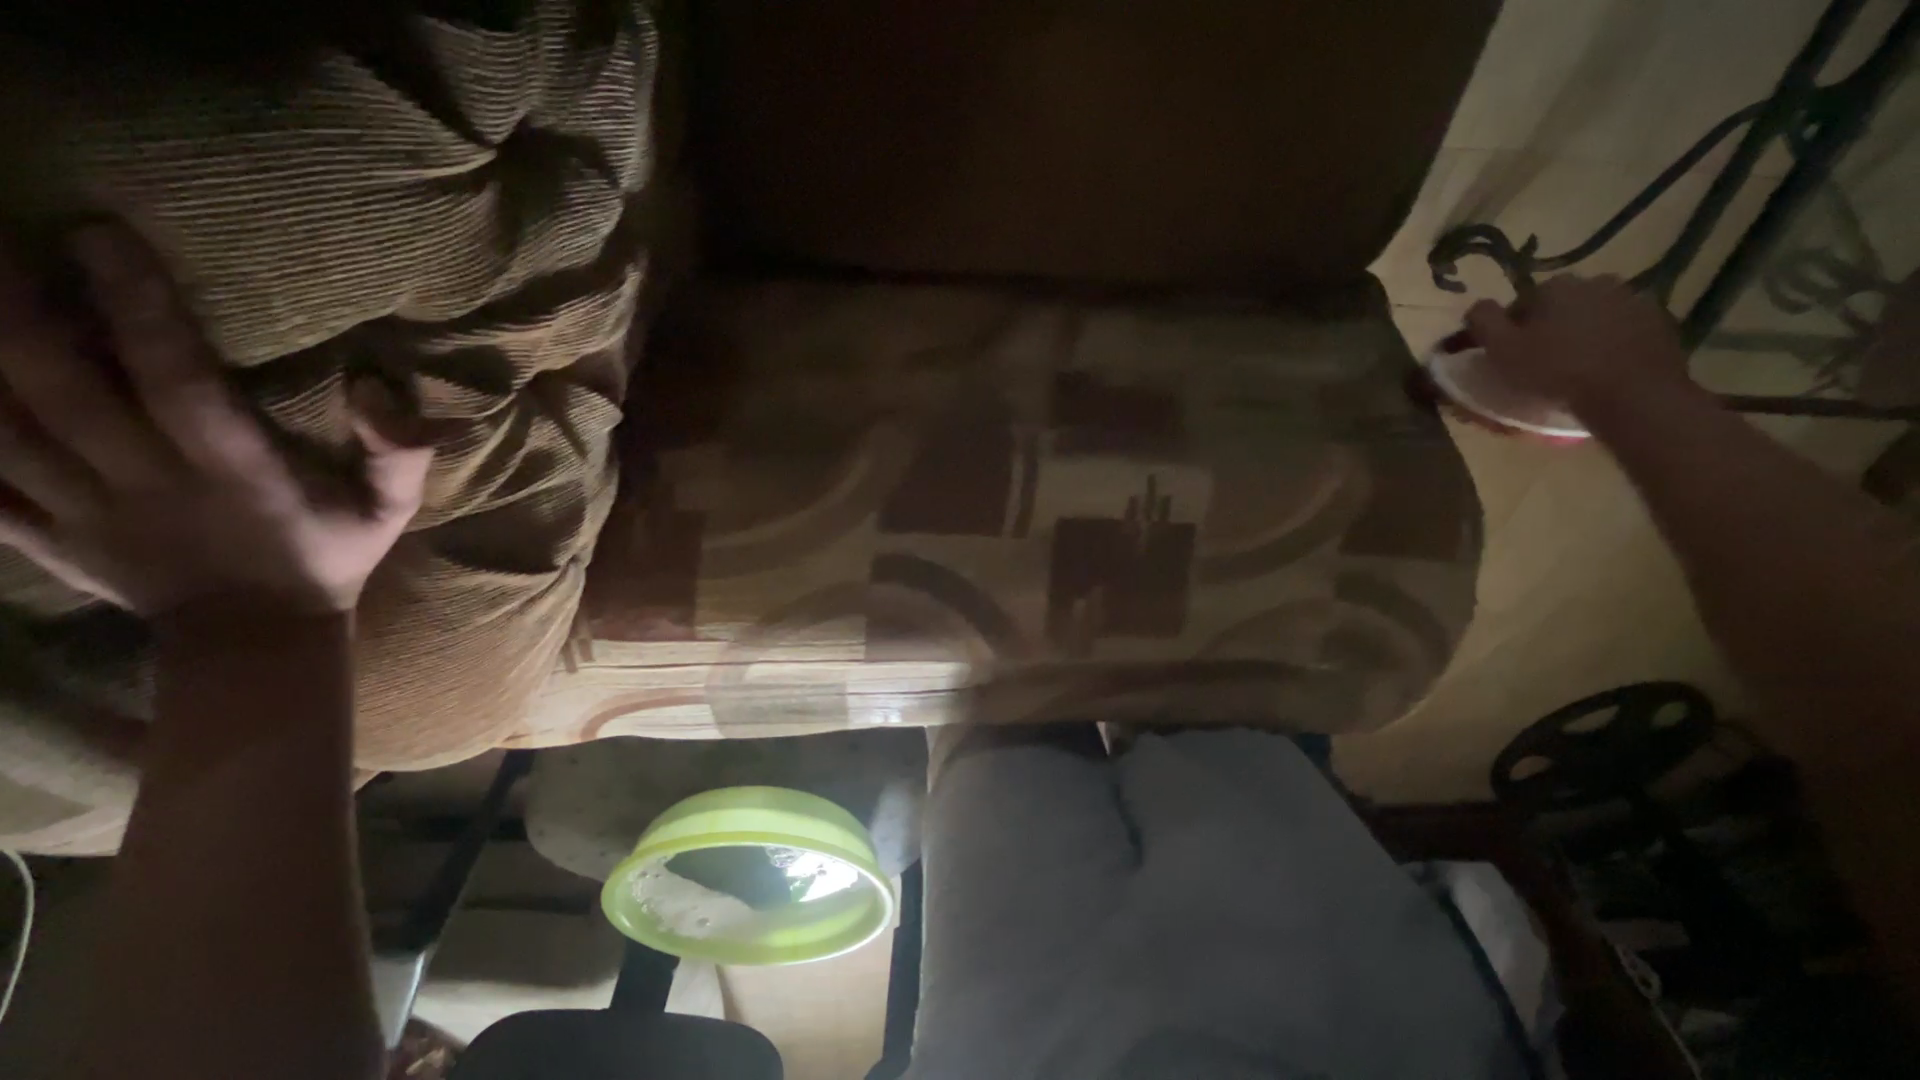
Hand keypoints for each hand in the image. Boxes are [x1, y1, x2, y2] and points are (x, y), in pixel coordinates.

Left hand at [0, 223, 432, 619]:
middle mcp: (148, 483)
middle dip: (14, 307)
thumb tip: (377, 387)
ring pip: (2, 429)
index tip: (95, 232)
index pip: (178, 378)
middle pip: (60, 388)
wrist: (260, 641)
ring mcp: (86, 513)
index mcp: (234, 472)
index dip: (135, 305)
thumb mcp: (389, 510)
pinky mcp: (48, 537)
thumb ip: (399, 452)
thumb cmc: (329, 557)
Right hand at [1465, 274, 1694, 418]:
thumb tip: (1476, 307)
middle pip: (1560, 307)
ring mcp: (1634, 300)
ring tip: (1576, 368)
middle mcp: (1597, 282)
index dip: (1511, 331)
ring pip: (1594, 317)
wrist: (1632, 394)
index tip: (1510, 356)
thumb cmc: (1556, 371)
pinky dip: (1613, 344)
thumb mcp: (1501, 349)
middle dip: (1550, 328)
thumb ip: (1482, 321)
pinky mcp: (1660, 323)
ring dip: (1583, 334)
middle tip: (1543, 363)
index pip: (1521, 304)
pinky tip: (1605, 370)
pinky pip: (1624, 331)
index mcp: (1555, 286)